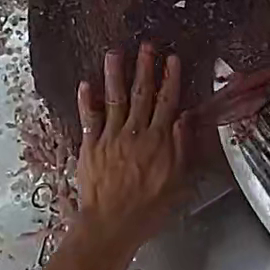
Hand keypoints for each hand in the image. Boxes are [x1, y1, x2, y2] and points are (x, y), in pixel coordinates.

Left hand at [71, 44, 190, 254]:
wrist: (112, 224)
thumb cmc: (148, 209)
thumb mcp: (178, 182)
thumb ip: (181, 147)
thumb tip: (184, 117)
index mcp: (158, 141)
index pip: (167, 103)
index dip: (170, 79)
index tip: (172, 59)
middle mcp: (134, 133)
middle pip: (141, 94)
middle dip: (144, 68)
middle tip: (146, 46)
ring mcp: (110, 138)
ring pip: (114, 99)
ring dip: (115, 74)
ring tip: (114, 53)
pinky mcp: (90, 146)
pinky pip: (88, 118)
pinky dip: (86, 100)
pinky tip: (85, 83)